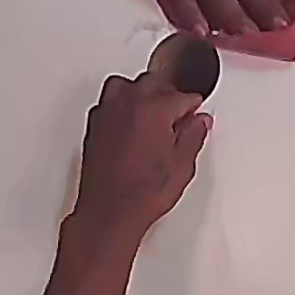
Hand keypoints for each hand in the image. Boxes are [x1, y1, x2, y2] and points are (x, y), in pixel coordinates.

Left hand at [68, 71, 211, 245]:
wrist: (110, 212)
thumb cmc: (140, 193)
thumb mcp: (182, 165)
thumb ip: (193, 136)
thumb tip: (199, 122)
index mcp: (154, 108)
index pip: (182, 96)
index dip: (193, 106)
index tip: (197, 113)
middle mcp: (127, 103)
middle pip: (154, 83)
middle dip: (170, 96)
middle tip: (180, 115)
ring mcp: (107, 112)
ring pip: (127, 86)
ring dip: (143, 95)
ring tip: (155, 115)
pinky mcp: (94, 125)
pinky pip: (111, 102)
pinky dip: (123, 106)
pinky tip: (133, 122)